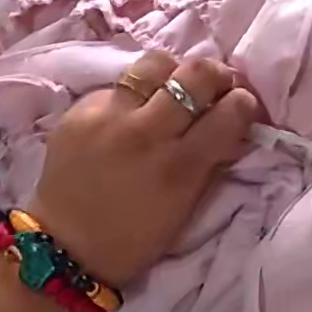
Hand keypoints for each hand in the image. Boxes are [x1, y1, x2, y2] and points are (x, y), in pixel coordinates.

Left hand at [30, 51, 257, 286]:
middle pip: (196, 73)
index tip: (243, 104)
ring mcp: (108, 117)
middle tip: (216, 85)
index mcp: (180, 166)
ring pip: (155, 63)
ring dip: (173, 73)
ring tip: (172, 88)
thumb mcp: (188, 205)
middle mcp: (146, 133)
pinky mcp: (79, 111)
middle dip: (217, 74)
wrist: (66, 247)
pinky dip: (134, 95)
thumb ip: (213, 161)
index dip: (245, 102)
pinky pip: (117, 85)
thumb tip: (233, 127)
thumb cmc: (137, 236)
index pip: (230, 112)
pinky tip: (130, 114)